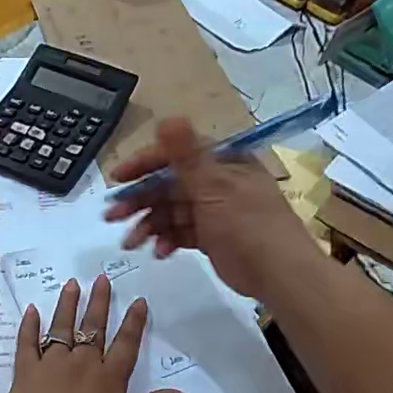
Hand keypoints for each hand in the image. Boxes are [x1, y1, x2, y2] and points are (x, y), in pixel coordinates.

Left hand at [0, 274, 187, 392]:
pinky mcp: (24, 375)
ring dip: (67, 305)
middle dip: (100, 302)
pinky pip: (26, 344)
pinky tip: (32, 310)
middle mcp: (81, 366)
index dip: (135, 322)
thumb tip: (180, 392)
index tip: (139, 301)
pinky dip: (29, 326)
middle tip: (102, 279)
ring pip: (61, 328)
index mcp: (109, 381)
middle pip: (93, 327)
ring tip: (72, 284)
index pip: (126, 344)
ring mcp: (50, 368)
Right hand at [104, 117, 324, 299]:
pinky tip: (159, 252)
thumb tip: (168, 118)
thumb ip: (187, 156)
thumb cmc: (248, 226)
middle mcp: (217, 182)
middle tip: (112, 217)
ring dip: (149, 225)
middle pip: (168, 186)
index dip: (144, 165)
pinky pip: (181, 233)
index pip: (175, 155)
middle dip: (139, 201)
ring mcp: (214, 210)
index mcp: (222, 163)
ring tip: (131, 243)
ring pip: (171, 212)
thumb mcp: (215, 188)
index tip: (117, 179)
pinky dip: (167, 240)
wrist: (280, 274)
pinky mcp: (212, 237)